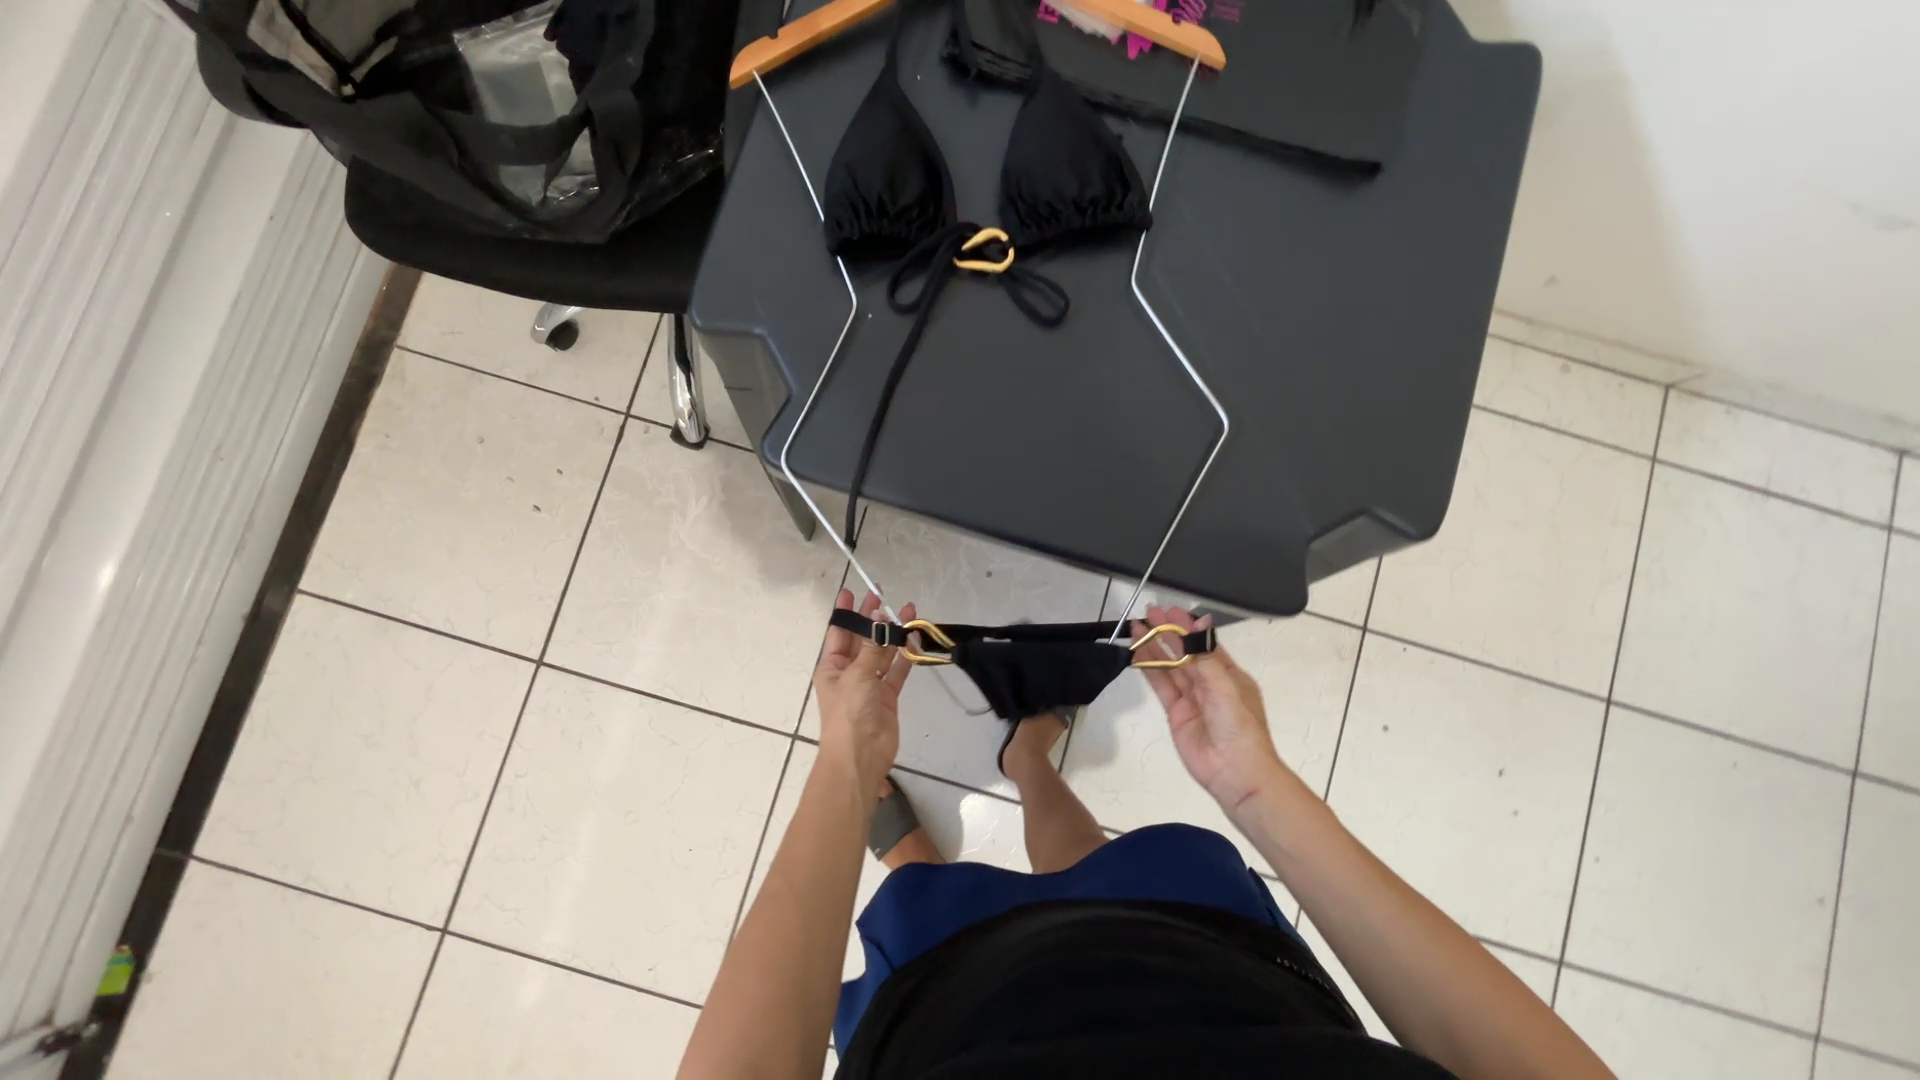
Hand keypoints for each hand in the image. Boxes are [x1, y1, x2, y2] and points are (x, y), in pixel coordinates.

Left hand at [813, 590, 915, 797]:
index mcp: (832, 666)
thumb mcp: (857, 675)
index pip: (839, 632)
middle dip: (872, 617)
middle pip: (862, 638)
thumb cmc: (849, 713)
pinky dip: (906, 654)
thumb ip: (873, 647)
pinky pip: (898, 669)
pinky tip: (915, 637)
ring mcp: (870, 683)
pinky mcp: (888, 695)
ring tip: (907, 609)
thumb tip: (881, 618)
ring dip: (893, 633)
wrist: (861, 755)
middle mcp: (849, 671)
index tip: (852, 591)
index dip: (846, 612)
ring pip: (883, 651)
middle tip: (882, 594)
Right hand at [1134, 605, 1291, 813]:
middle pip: (1184, 652)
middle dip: (1167, 632)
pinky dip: (1149, 669)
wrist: (1236, 773)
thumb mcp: (1225, 687)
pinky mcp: (1176, 713)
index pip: (1204, 644)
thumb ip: (1205, 657)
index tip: (1168, 610)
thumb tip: (1200, 623)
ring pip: (1170, 667)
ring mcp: (1192, 699)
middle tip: (1147, 613)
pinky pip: (1161, 686)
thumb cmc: (1239, 726)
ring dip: (1154, 647)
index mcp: (1230, 675)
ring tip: (1136, 628)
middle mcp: (1210, 684)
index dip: (1186, 626)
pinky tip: (1137, 654)